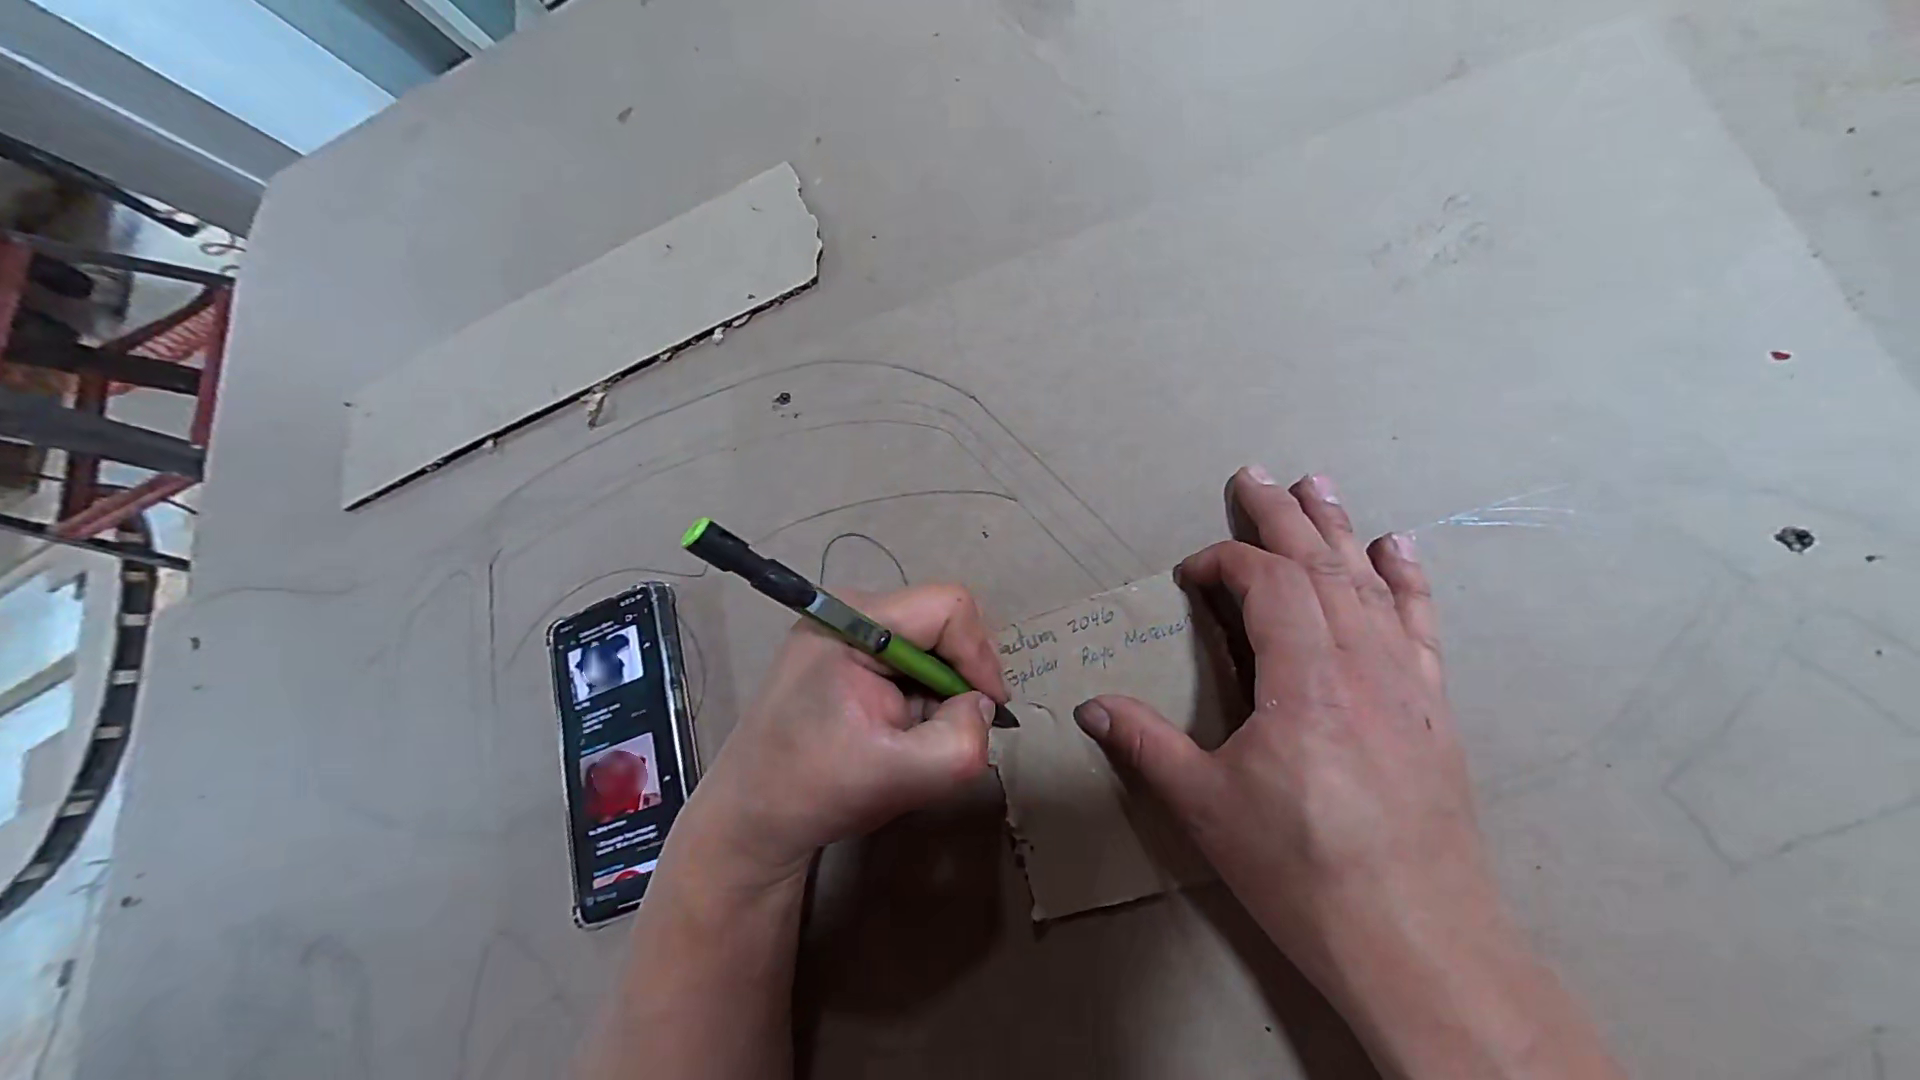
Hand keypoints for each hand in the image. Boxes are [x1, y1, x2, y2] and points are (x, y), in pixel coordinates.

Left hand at [675, 585, 1010, 889]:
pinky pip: (908, 662)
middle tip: (956, 727)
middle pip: (940, 622)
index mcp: (854, 622)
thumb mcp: (899, 775)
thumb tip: (982, 706)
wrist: (750, 817)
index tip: (988, 707)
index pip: (948, 607)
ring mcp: (844, 632)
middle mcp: (849, 612)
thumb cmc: (815, 790)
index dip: (979, 654)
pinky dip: (921, 697)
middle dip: (959, 677)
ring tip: (916, 739)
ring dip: (940, 692)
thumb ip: (961, 742)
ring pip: (929, 644)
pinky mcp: (845, 655)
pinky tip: (897, 733)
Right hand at [1074, 469, 1621, 1077]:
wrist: (1421, 945)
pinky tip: (1399, 548)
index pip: (1267, 585)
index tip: (1189, 576)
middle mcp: (1361, 666)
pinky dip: (1407, 579)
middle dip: (1280, 516)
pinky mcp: (1433, 709)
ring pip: (1369, 584)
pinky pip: (1420, 625)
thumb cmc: (1301, 870)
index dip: (1225, 564)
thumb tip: (1088, 707)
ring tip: (1319, 485)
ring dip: (1339, 529)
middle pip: (1318, 566)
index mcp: (1303, 682)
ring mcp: (1405, 684)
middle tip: (1254, 475)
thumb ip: (1144, 744)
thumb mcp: (1204, 806)